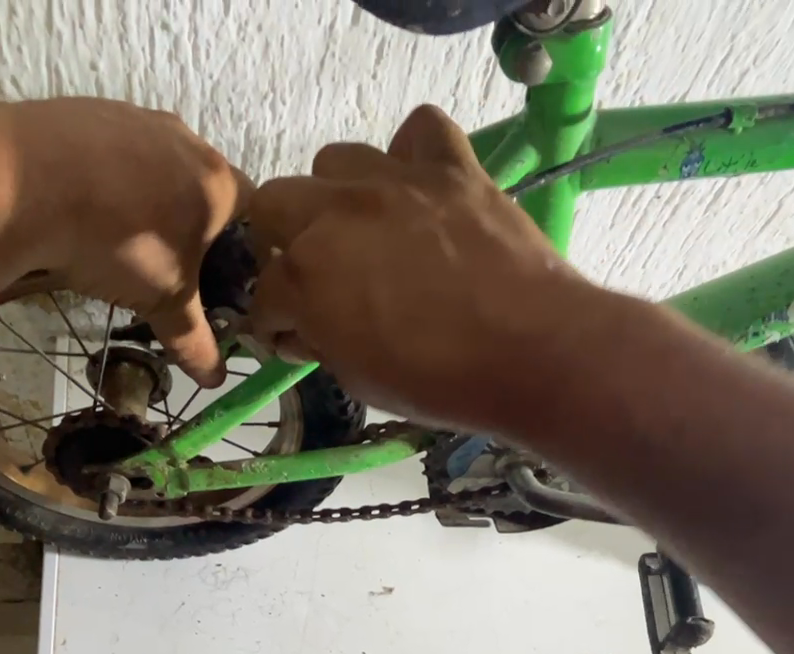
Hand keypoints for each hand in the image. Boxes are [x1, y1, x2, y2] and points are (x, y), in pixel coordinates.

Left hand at [0, 98, 250, 385]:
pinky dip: (108, 179)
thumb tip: (214, 379)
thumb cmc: (120, 241)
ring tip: (121, 238)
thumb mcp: (165, 303)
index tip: (220, 279)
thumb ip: (194, 339)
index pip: (255, 216)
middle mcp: (186, 140)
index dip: (242, 251)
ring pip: (158, 167)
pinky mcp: (89, 110)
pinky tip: (85, 209)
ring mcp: (135, 118)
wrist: (22, 182)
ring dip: (150, 201)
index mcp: (219, 183)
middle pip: (204, 189)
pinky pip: (114, 151)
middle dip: (192, 226)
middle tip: (169, 265)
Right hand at [246, 105, 586, 429]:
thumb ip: (319, 342)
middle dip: (283, 247)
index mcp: (305, 276)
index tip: (293, 336)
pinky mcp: (450, 167)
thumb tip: (303, 327)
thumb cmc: (438, 384)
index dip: (274, 320)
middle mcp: (336, 214)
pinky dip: (411, 154)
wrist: (530, 353)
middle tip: (315, 279)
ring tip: (366, 232)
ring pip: (334, 160)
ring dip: (336, 197)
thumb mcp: (358, 381)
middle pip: (274, 205)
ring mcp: (394, 181)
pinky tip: (419, 190)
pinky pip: (419, 130)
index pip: (263, 293)